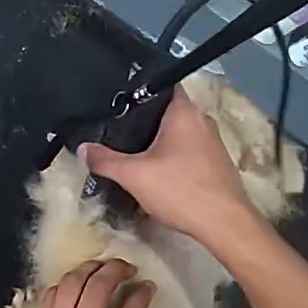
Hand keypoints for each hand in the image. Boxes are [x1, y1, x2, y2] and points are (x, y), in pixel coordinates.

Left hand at [0, 259, 176, 307]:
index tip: (149, 287)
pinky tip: (77, 285)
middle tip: (130, 269)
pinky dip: (67, 283)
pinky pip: (51, 297)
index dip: (141, 295)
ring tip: (105, 267)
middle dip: (117, 270)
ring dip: (91, 268)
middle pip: (98, 288)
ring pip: (71, 285)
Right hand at [79, 87, 261, 246]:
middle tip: (120, 130)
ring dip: (160, 143)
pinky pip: (190, 151)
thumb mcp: (134, 175)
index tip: (120, 101)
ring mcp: (213, 142)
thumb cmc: (180, 189)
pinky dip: (174, 158)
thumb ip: (105, 160)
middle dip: (146, 121)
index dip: (141, 89)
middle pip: (168, 111)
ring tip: (135, 153)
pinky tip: (160, 174)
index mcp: (184, 111)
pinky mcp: (217, 162)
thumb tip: (83, 149)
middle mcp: (202, 120)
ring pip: (180, 134)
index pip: (162, 84)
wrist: (224, 222)